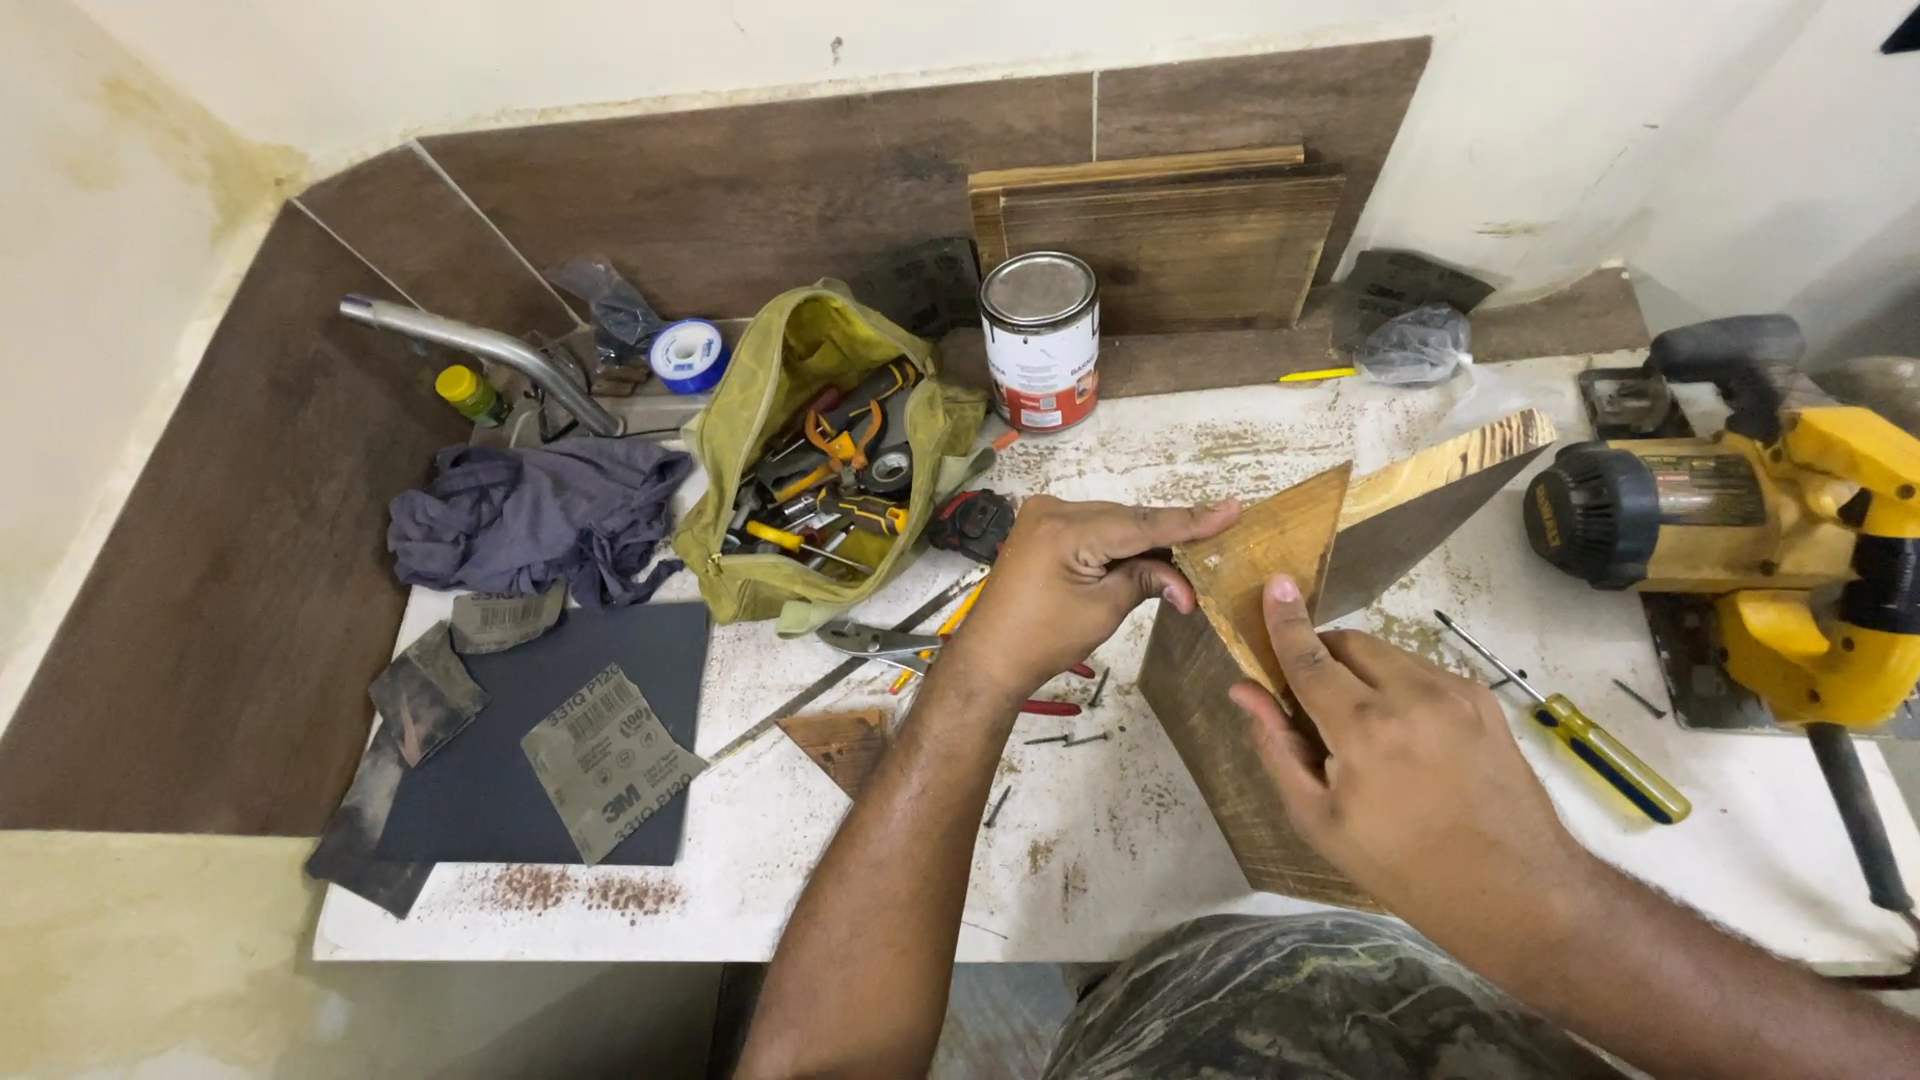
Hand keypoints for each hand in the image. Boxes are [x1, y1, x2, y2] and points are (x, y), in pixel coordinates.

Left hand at [943, 495, 1239, 698]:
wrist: (990, 657)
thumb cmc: (1043, 640)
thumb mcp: (1102, 610)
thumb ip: (1145, 580)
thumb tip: (1186, 581)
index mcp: (1064, 529)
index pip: (1140, 523)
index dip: (1189, 520)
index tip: (1232, 509)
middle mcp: (1052, 510)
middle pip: (1126, 519)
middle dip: (1168, 538)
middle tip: (1213, 551)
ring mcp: (1042, 516)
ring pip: (1111, 522)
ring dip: (1144, 541)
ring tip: (1185, 559)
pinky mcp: (1040, 528)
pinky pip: (1092, 528)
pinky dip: (1118, 542)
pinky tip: (1147, 554)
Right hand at [1229, 574, 1600, 958]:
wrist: (1523, 895)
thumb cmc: (1402, 865)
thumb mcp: (1317, 819)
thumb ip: (1275, 745)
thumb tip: (1243, 690)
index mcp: (1365, 730)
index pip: (1309, 657)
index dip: (1284, 621)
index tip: (1273, 584)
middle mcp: (1412, 696)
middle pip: (1347, 643)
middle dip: (1320, 655)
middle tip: (1312, 699)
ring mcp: (1456, 693)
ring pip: (1385, 652)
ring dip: (1358, 669)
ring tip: (1363, 723)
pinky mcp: (1483, 699)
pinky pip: (1420, 669)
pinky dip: (1395, 682)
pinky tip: (1404, 731)